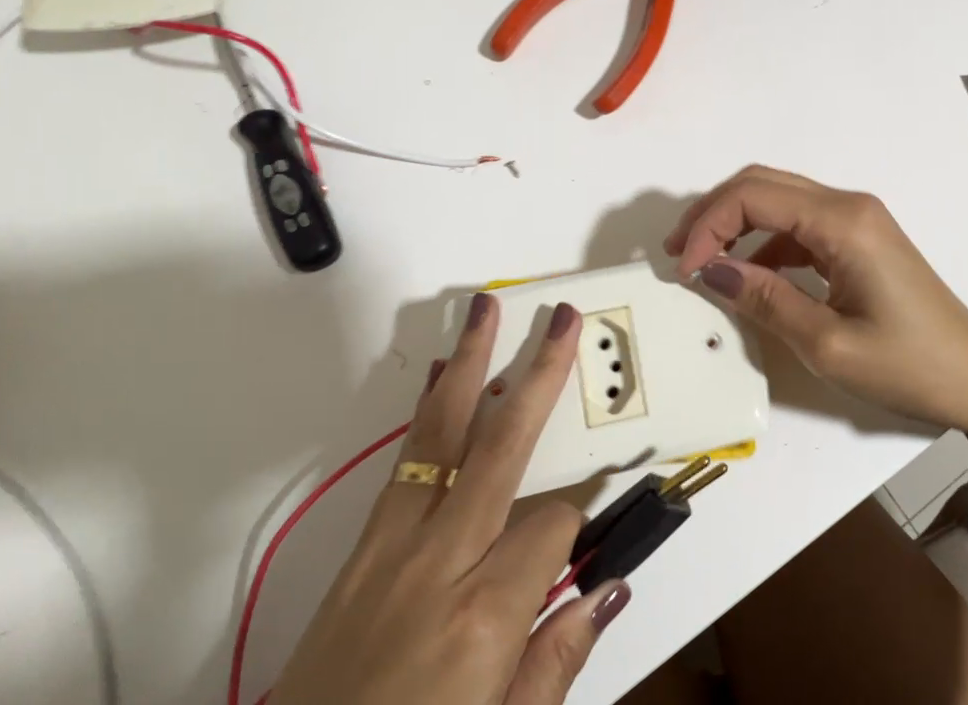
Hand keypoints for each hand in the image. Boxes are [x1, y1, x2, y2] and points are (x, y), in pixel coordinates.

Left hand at [267, 296, 630, 704]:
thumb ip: (558, 656)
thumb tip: (608, 589)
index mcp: (485, 610)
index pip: (555, 525)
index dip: (579, 526)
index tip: (581, 546)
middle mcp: (438, 561)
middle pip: (500, 447)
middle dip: (536, 377)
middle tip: (560, 320)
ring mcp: (390, 549)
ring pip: (439, 438)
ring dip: (468, 369)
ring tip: (485, 312)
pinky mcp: (359, 552)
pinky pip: (402, 465)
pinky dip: (424, 414)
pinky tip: (437, 381)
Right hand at [664, 165, 967, 441]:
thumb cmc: (908, 366)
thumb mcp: (826, 343)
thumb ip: (764, 299)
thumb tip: (710, 271)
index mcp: (843, 222)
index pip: (753, 196)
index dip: (708, 225)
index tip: (685, 271)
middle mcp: (849, 206)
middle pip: (763, 184)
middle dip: (713, 213)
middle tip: (678, 255)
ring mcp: (857, 220)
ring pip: (779, 201)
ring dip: (736, 224)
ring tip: (702, 264)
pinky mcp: (859, 240)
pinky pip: (799, 227)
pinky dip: (764, 243)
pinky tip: (746, 275)